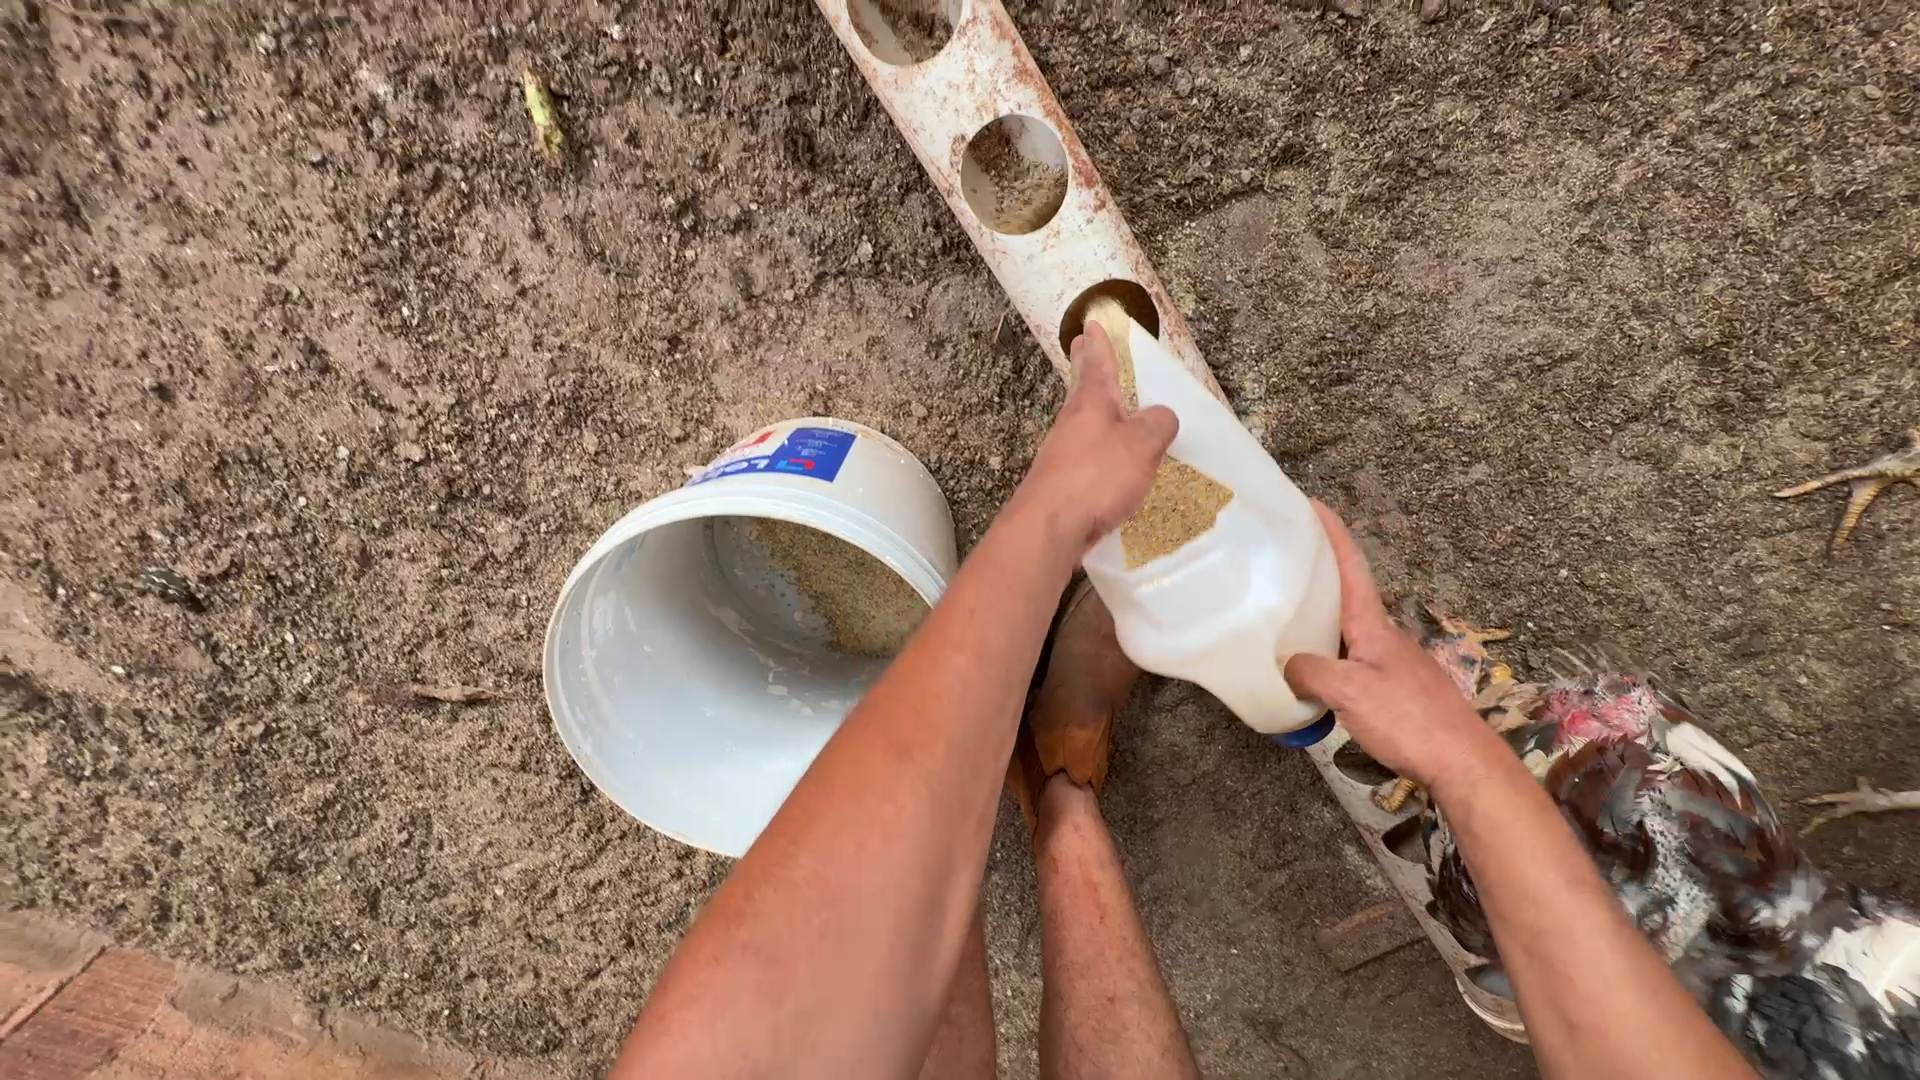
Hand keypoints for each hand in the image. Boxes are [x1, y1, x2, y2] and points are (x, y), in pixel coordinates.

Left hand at [1012, 323, 1177, 551]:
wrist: (1049, 527)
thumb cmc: (1097, 476)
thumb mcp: (1141, 444)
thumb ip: (1157, 425)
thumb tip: (1161, 417)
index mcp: (1091, 404)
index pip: (1097, 365)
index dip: (1098, 345)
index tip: (1090, 324)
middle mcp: (1071, 424)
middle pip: (1080, 390)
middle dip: (1084, 368)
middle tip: (1080, 347)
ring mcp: (1061, 455)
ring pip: (1080, 424)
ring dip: (1090, 411)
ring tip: (1103, 407)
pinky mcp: (1060, 485)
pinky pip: (1083, 458)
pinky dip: (1093, 450)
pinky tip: (1103, 463)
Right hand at [1283, 502, 1510, 797]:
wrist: (1465, 766)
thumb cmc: (1408, 720)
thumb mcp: (1348, 691)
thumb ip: (1310, 672)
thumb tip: (1289, 668)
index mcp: (1373, 627)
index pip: (1351, 569)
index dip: (1333, 534)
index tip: (1313, 504)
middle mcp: (1383, 638)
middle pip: (1345, 596)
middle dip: (1317, 575)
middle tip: (1281, 565)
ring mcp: (1392, 663)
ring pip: (1346, 632)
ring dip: (1318, 621)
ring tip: (1283, 621)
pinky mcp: (1395, 689)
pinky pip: (1350, 660)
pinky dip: (1326, 656)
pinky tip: (1310, 675)